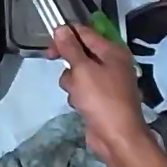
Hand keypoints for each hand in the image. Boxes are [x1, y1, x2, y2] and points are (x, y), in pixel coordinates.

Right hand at [48, 23, 157, 166]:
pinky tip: (80, 104)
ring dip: (71, 80)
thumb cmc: (102, 100)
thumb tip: (61, 28)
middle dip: (67, 59)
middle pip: (80, 51)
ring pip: (77, 71)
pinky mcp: (100, 97)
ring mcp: (106, 81)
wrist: (118, 138)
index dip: (65, 34)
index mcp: (112, 51)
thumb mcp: (83, 70)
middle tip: (52, 59)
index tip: (48, 43)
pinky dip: (77, 94)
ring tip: (76, 92)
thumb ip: (70, 48)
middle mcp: (111, 63)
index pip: (84, 32)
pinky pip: (81, 87)